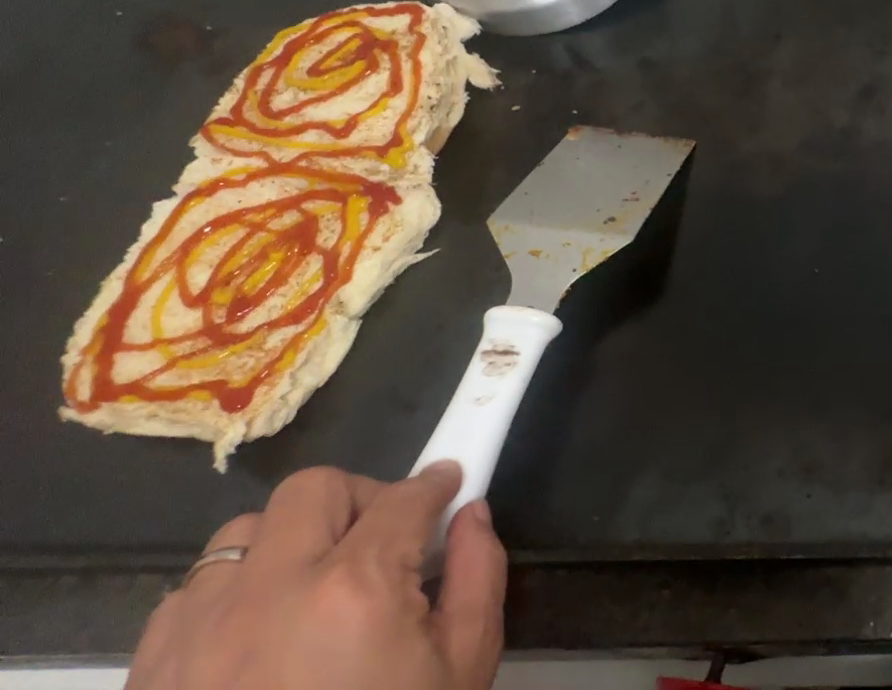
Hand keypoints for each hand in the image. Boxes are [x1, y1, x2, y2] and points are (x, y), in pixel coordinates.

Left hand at [128, 462, 506, 689]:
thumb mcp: (463, 666)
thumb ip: (479, 575)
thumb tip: (473, 514)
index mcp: (355, 589)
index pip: (405, 497)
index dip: (437, 483)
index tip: (450, 483)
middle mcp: (269, 591)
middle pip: (315, 490)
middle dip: (363, 496)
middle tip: (386, 534)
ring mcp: (198, 629)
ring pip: (245, 532)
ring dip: (292, 539)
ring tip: (318, 584)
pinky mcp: (152, 667)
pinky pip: (194, 590)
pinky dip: (237, 590)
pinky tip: (264, 630)